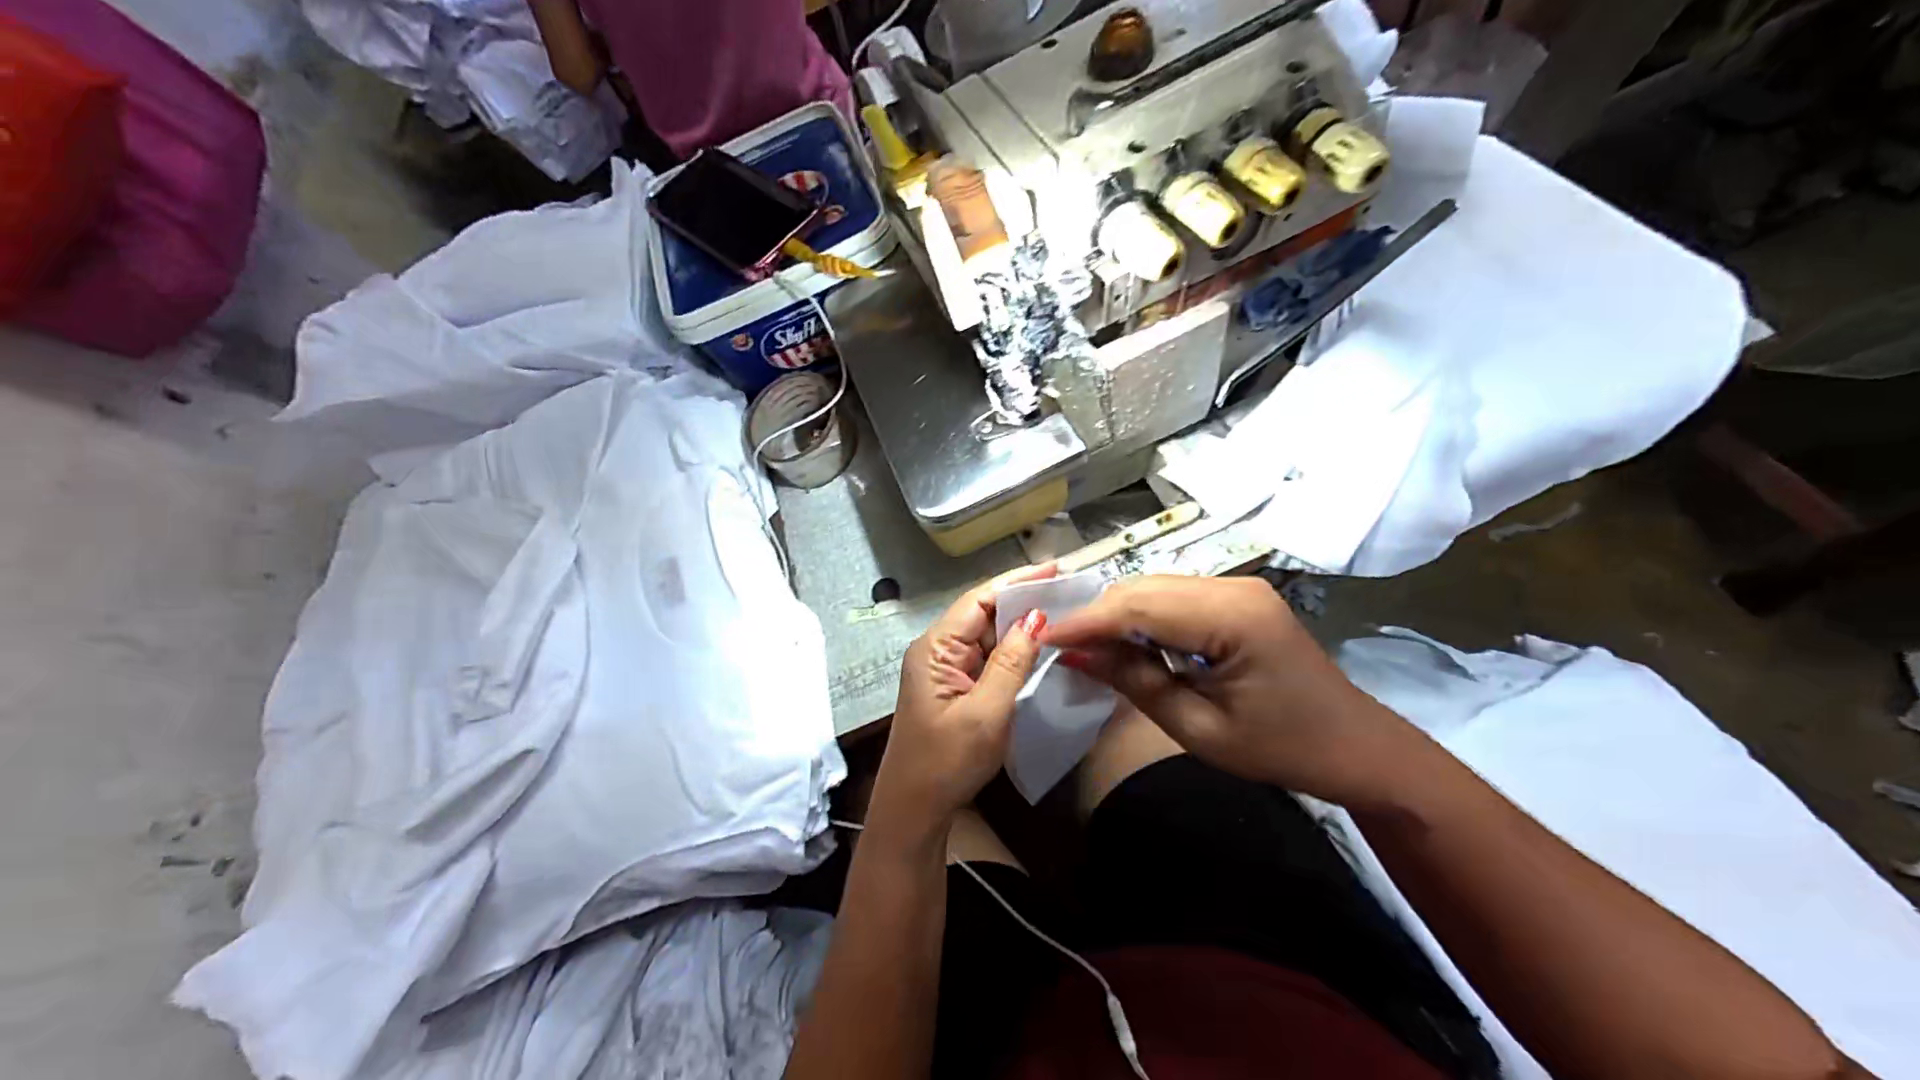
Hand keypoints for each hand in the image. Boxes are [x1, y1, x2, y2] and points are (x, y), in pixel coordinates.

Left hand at [871, 563, 1055, 837]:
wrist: (915, 810)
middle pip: (982, 612)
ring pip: (986, 634)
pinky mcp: (954, 686)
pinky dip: (1012, 649)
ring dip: (1020, 624)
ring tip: (1062, 609)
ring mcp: (944, 668)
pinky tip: (1039, 644)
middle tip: (1067, 589)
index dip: (1017, 582)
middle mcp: (936, 649)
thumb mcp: (987, 712)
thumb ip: (1011, 662)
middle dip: (1022, 599)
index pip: (979, 600)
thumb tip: (1036, 617)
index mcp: (935, 648)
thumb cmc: (947, 762)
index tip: (1054, 569)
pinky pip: (986, 657)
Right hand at [1042, 575, 1423, 806]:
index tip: (1040, 639)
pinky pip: (1173, 598)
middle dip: (1096, 615)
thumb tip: (1074, 655)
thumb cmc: (1283, 749)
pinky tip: (1124, 642)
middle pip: (1142, 588)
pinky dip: (1141, 618)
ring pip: (1154, 588)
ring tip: (1083, 647)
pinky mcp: (1237, 598)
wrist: (1358, 748)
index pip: (1137, 606)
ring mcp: (1237, 587)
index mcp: (1231, 617)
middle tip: (1056, 647)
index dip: (1085, 622)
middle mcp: (1233, 587)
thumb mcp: (1200, 729)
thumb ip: (1134, 682)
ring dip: (1116, 615)